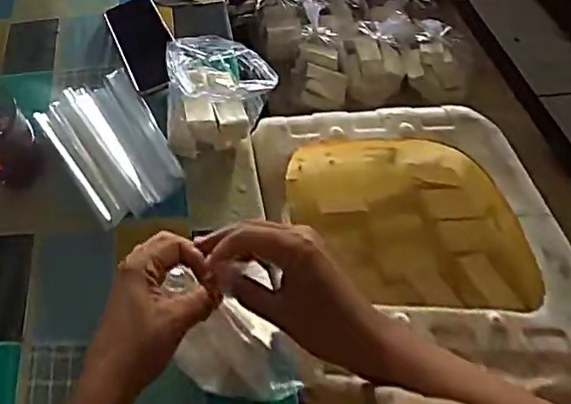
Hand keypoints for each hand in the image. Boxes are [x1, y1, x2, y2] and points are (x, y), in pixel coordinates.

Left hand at [73, 232, 220, 403]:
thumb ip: (199, 301)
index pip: (173, 242)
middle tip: (210, 274)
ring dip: (180, 263)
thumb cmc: (140, 344)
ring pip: (159, 258)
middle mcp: (132, 264)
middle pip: (164, 244)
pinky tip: (183, 292)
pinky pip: (155, 273)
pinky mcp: (131, 295)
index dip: (197, 256)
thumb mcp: (174, 321)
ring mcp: (129, 279)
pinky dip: (172, 275)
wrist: (111, 374)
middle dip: (189, 254)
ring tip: (201, 280)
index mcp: (139, 263)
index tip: (213, 279)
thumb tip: (219, 289)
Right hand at [196, 221, 399, 381]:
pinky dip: (252, 246)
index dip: (219, 248)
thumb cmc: (328, 331)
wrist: (372, 342)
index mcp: (292, 245)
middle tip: (198, 250)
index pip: (244, 235)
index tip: (202, 263)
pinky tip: (240, 259)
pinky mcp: (308, 246)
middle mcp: (298, 232)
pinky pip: (272, 238)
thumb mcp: (282, 315)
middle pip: (250, 226)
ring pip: (260, 230)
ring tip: (213, 254)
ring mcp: (305, 237)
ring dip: (236, 241)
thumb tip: (219, 275)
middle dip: (223, 238)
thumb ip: (247, 290)